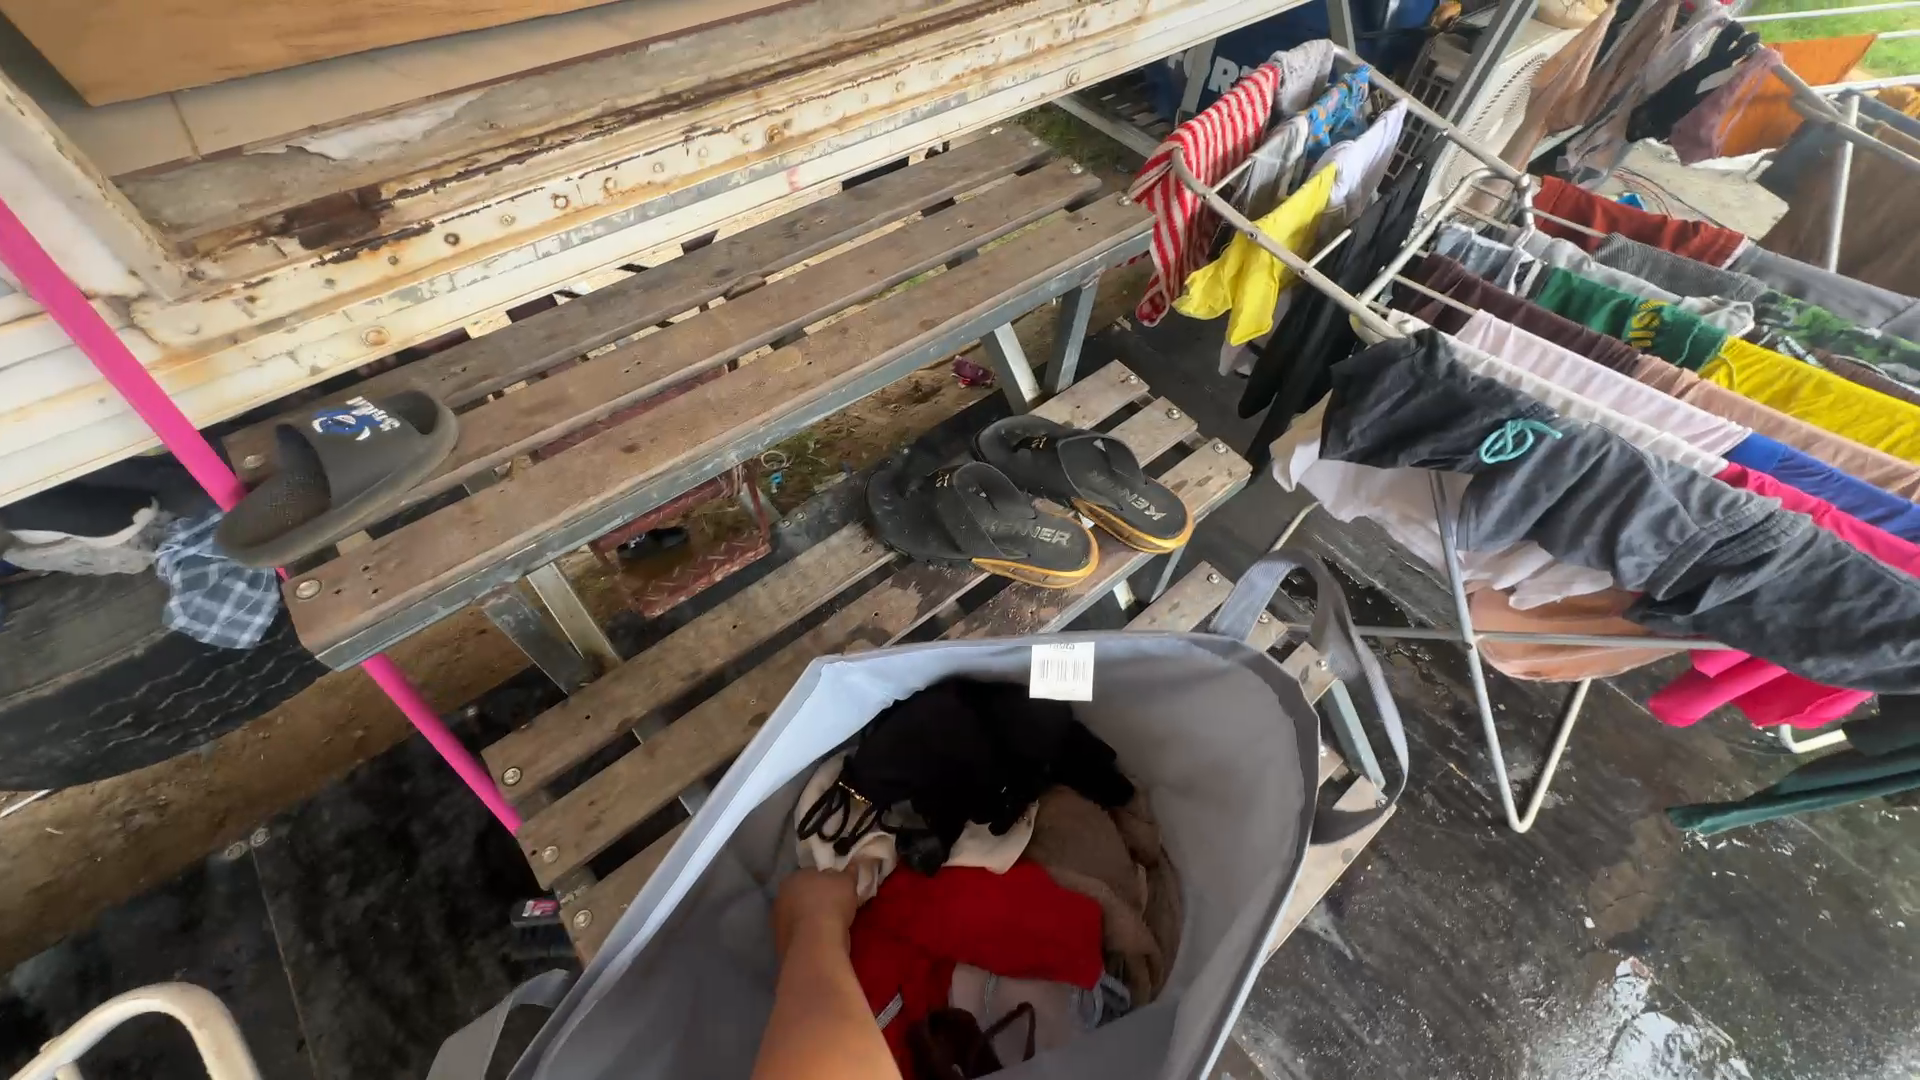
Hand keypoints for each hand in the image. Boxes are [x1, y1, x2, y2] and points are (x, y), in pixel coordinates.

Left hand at [771, 868, 859, 956]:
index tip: (837, 887)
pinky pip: (799, 934)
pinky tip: (822, 939)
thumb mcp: (847, 882)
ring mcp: (778, 923)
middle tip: (834, 905)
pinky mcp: (781, 944)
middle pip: (802, 895)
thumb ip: (848, 872)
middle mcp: (781, 897)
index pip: (810, 874)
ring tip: (830, 925)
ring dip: (810, 919)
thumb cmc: (831, 904)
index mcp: (793, 877)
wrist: (817, 945)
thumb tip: (851, 865)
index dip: (825, 880)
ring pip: (799, 916)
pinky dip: (808, 936)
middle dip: (815, 899)